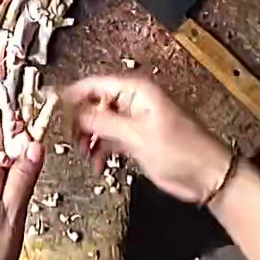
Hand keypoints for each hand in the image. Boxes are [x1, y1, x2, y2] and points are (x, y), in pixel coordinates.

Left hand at [0, 125, 43, 259]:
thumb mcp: (14, 215)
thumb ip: (24, 177)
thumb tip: (34, 145)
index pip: (0, 133)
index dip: (22, 129)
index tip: (43, 129)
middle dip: (20, 153)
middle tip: (43, 163)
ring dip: (13, 174)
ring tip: (31, 187)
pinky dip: (2, 192)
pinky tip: (13, 210)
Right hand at [64, 75, 232, 203]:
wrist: (207, 175)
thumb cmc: (184, 150)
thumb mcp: (137, 136)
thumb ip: (104, 122)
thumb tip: (76, 112)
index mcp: (137, 91)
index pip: (96, 84)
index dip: (73, 94)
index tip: (52, 104)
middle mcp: (134, 102)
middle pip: (95, 103)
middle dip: (80, 120)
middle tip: (69, 137)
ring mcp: (134, 121)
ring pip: (100, 123)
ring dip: (89, 138)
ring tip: (85, 153)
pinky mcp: (136, 139)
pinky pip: (109, 139)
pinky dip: (101, 149)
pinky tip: (98, 163)